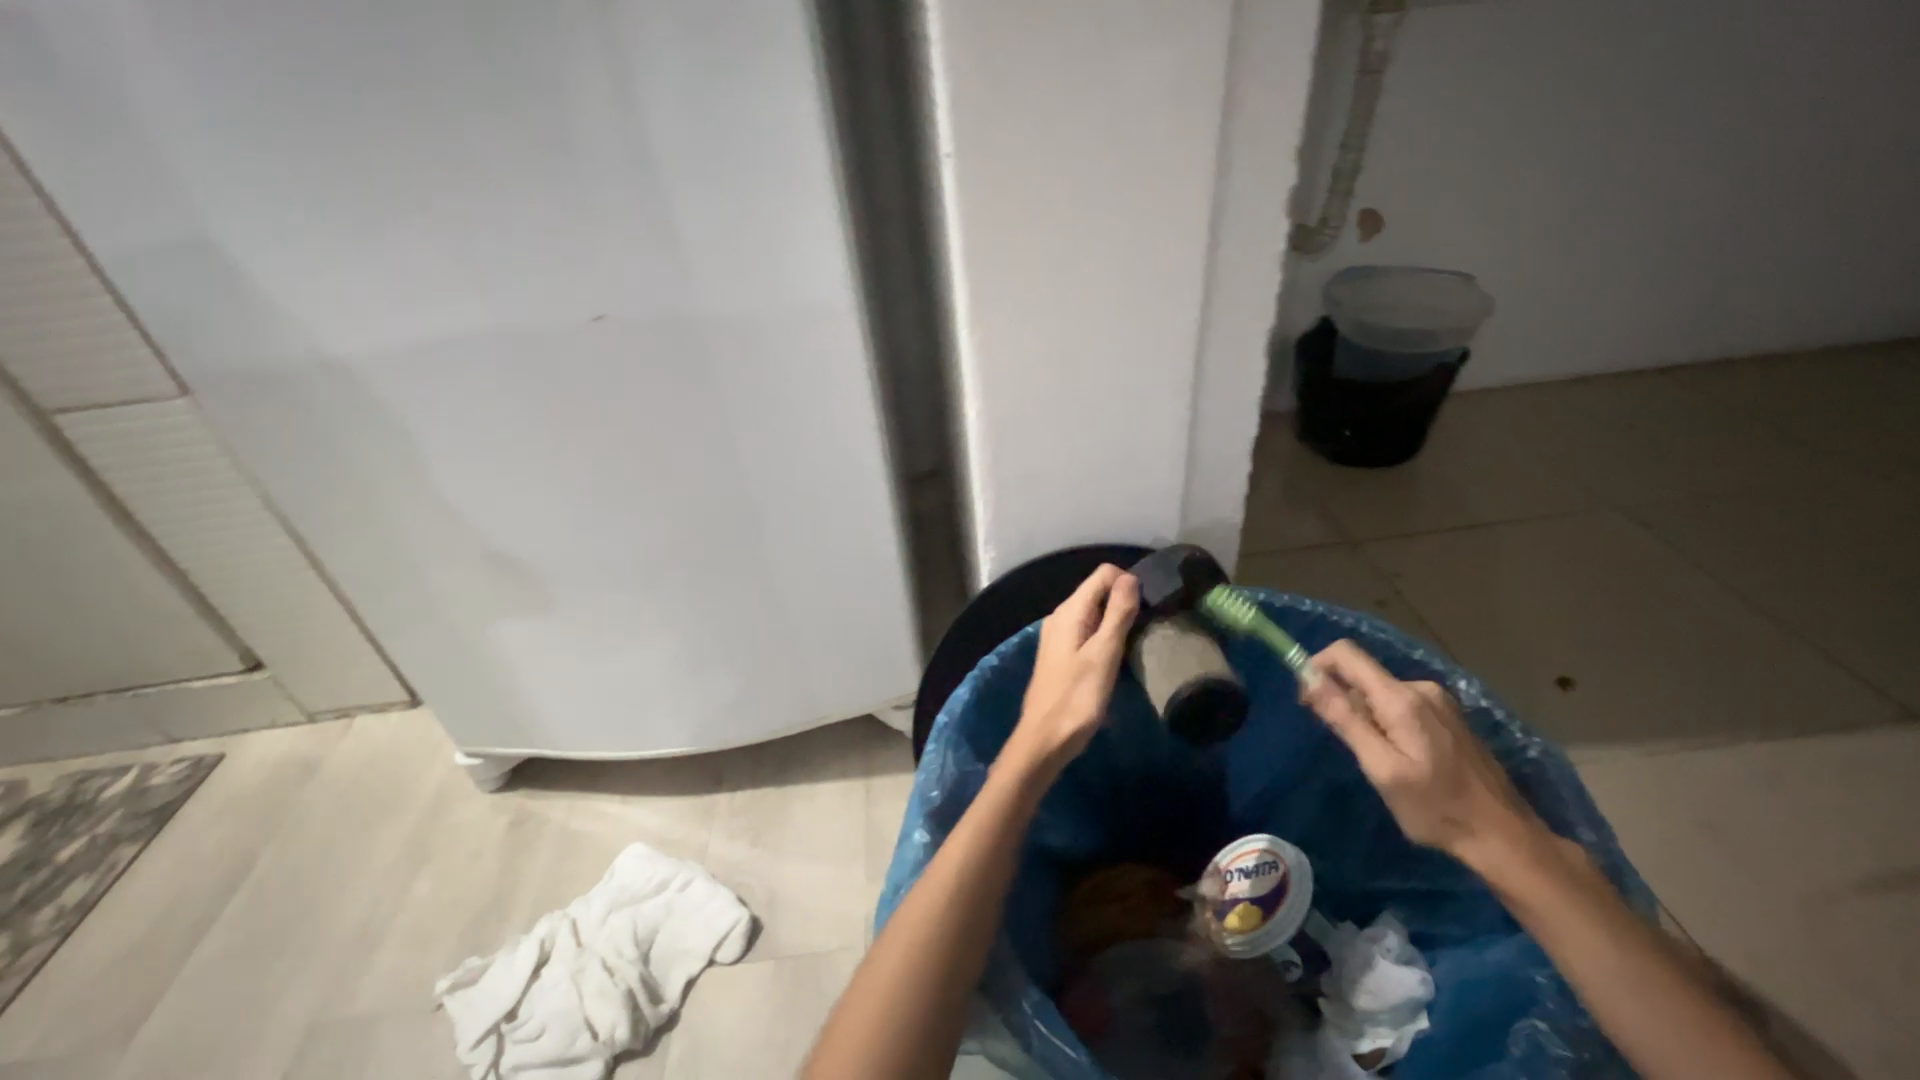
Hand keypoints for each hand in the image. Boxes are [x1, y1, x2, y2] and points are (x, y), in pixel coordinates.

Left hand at [1004, 565, 1139, 774]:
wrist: (1045, 739)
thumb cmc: (1077, 697)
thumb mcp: (1103, 654)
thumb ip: (1117, 614)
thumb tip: (1130, 577)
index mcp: (1070, 611)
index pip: (1103, 574)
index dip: (1129, 584)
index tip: (1149, 609)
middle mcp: (1061, 616)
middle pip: (1099, 591)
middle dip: (1125, 602)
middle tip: (1148, 629)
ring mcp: (1060, 636)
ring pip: (1095, 613)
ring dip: (1118, 622)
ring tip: (1138, 644)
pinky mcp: (1063, 654)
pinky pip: (1089, 632)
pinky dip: (1106, 637)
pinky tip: (1119, 658)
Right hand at [1301, 640, 1542, 862]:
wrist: (1502, 834)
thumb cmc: (1436, 809)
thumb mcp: (1382, 768)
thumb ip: (1346, 720)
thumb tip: (1310, 678)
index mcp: (1402, 698)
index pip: (1346, 654)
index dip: (1316, 668)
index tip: (1307, 703)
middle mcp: (1421, 688)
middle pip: (1362, 676)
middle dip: (1342, 702)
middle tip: (1347, 748)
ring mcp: (1439, 701)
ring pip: (1380, 694)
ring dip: (1366, 718)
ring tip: (1377, 762)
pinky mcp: (1448, 716)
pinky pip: (1401, 706)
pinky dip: (1386, 724)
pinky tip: (1401, 760)